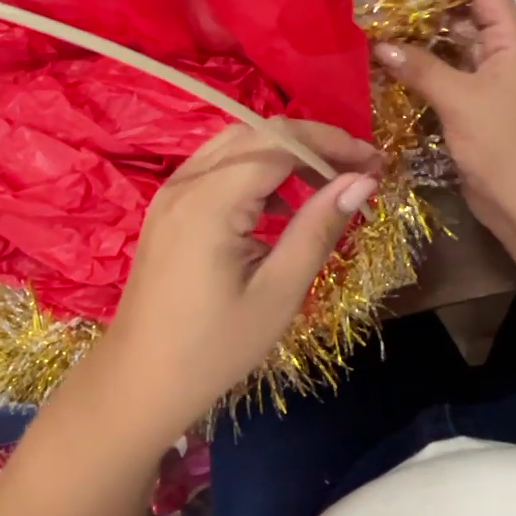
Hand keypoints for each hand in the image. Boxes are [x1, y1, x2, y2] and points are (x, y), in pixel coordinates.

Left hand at [102, 120, 380, 430]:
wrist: (139, 382)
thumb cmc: (214, 348)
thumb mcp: (278, 292)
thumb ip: (318, 228)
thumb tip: (362, 180)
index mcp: (210, 201)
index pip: (281, 143)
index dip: (333, 144)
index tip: (376, 164)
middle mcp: (186, 182)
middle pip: (258, 133)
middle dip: (313, 143)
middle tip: (358, 171)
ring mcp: (172, 192)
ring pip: (237, 145)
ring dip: (286, 154)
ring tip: (328, 183)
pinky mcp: (169, 207)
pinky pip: (219, 168)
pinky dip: (257, 172)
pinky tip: (283, 206)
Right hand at [375, 0, 515, 231]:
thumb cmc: (504, 146)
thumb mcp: (461, 100)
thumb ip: (421, 68)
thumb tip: (381, 45)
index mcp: (512, 43)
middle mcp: (502, 58)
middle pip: (464, 18)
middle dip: (424, 11)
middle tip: (380, 11)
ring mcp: (489, 87)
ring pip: (451, 52)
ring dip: (418, 45)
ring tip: (376, 39)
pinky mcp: (474, 113)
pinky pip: (445, 82)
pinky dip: (420, 75)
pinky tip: (388, 74)